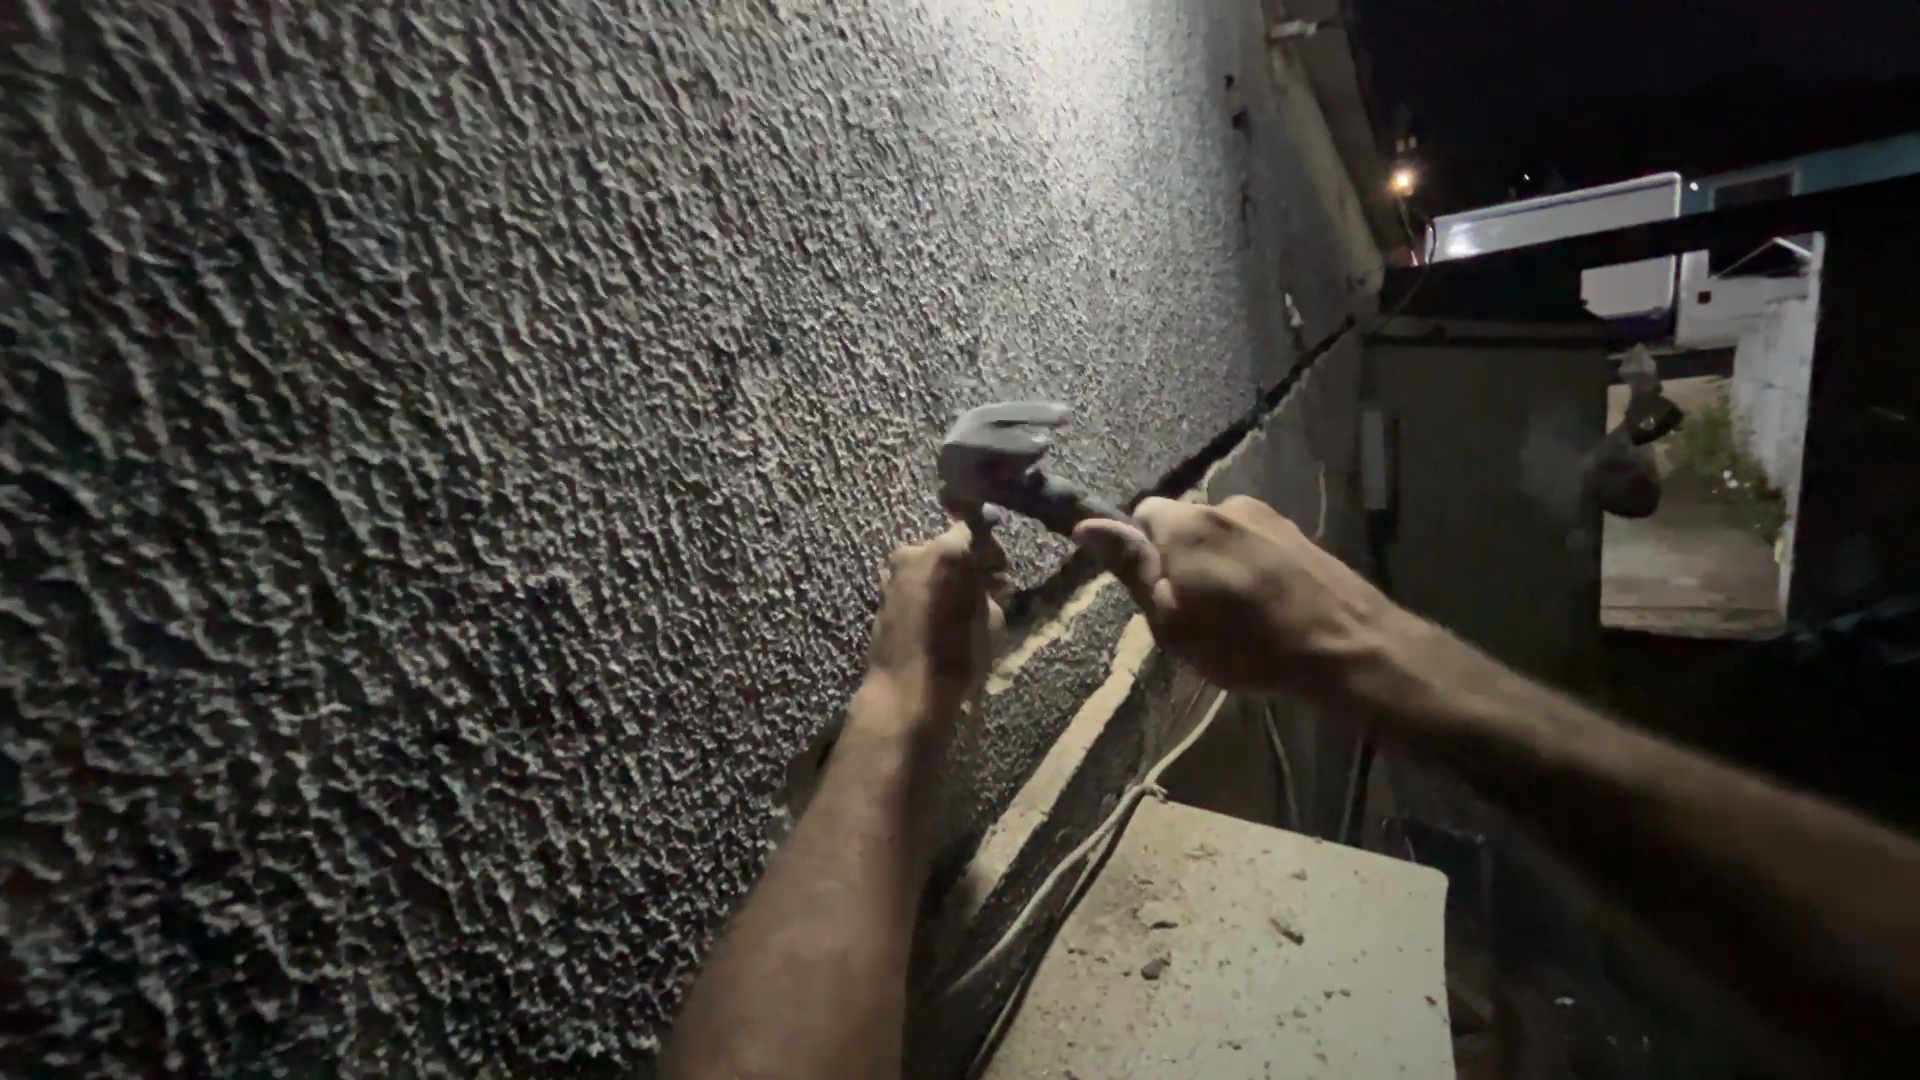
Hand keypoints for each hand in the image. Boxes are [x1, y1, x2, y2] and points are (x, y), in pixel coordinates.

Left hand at [861, 522, 1006, 732]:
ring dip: (944, 578)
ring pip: (927, 564)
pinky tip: (937, 616)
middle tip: (984, 589)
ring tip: (959, 605)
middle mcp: (915, 553)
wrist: (906, 691)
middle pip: (947, 547)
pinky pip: (911, 582)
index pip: (975, 529)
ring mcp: (893, 573)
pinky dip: (925, 591)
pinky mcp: (880, 594)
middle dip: (966, 564)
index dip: (990, 550)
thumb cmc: (958, 656)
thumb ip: (987, 591)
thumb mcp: (991, 621)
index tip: (1000, 569)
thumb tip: (985, 585)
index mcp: (948, 553)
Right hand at [1072, 496, 1394, 693]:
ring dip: (1218, 562)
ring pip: (1222, 535)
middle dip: (1181, 558)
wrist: (1348, 649)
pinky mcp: (1299, 533)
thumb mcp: (1170, 619)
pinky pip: (1255, 543)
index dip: (1143, 553)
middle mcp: (1226, 506)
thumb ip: (1130, 567)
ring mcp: (1268, 517)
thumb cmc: (1246, 644)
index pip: (1143, 514)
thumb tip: (1085, 525)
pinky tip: (1268, 605)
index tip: (1159, 593)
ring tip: (1238, 612)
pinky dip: (1251, 566)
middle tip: (1196, 611)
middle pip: (1184, 525)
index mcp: (1187, 524)